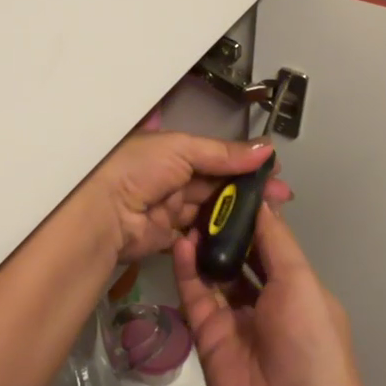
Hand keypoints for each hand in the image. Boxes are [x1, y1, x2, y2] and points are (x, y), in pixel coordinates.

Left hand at [77, 131, 292, 264]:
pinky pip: (197, 235)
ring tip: (270, 215)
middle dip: (248, 189)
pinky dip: (217, 235)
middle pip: (216, 183)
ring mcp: (168, 208)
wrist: (103, 213)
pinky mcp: (167, 237)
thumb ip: (224, 152)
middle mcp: (169, 177)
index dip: (243, 162)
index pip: (214, 154)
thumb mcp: (181, 149)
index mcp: (169, 150)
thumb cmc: (138, 169)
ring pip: (210, 210)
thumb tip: (266, 148)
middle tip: (282, 196)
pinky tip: (244, 234)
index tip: (274, 169)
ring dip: (238, 212)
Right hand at [173, 204, 368, 385]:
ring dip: (204, 245)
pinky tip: (181, 242)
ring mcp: (234, 319)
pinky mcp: (207, 336)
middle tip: (200, 193)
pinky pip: (195, 296)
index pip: (270, 243)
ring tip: (186, 212)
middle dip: (223, 228)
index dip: (253, 216)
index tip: (232, 183)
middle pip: (239, 256)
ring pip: (214, 274)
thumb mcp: (301, 282)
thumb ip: (275, 241)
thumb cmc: (311, 342)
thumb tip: (263, 201)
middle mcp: (265, 301)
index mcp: (296, 288)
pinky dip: (187, 270)